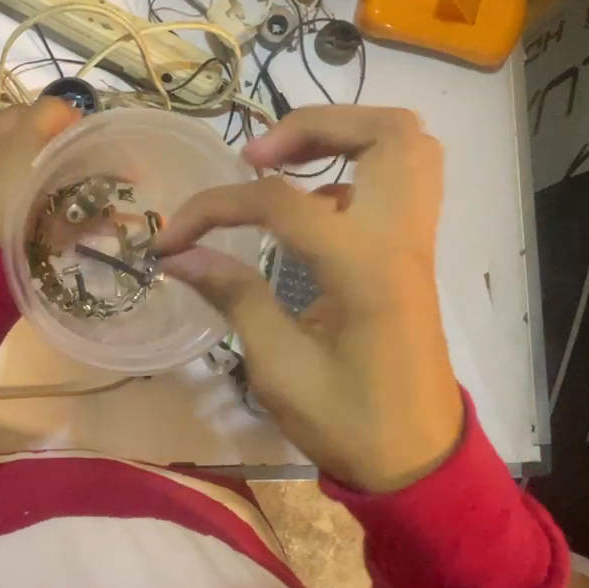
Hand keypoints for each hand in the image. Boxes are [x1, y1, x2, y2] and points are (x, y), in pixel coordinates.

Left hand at [0, 98, 82, 240]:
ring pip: (34, 173)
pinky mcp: (5, 221)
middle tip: (82, 156)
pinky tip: (68, 206)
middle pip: (29, 144)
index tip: (79, 130)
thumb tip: (67, 112)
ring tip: (81, 181)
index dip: (53, 115)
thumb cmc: (0, 190)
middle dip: (57, 146)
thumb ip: (46, 114)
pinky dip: (54, 202)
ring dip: (58, 174)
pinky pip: (36, 204)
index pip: (23, 113)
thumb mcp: (22, 141)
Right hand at [154, 107, 462, 492]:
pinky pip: (402, 180)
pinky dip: (355, 169)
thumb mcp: (278, 367)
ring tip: (283, 164)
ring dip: (344, 136)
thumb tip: (178, 257)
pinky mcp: (413, 254)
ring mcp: (416, 242)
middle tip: (254, 158)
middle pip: (383, 132)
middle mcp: (400, 238)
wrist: (418, 462)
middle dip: (311, 126)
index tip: (170, 238)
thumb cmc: (348, 422)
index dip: (213, 209)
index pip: (280, 201)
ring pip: (407, 145)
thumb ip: (234, 296)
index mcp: (364, 267)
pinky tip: (312, 203)